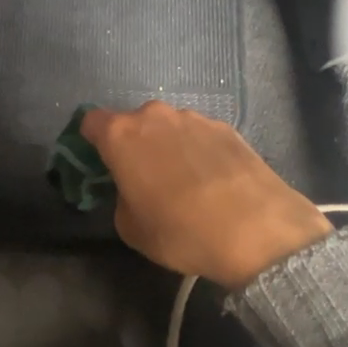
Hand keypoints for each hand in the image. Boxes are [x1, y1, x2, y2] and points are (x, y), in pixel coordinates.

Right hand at [82, 101, 331, 289]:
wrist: (256, 229)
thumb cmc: (181, 231)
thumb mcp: (131, 228)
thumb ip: (122, 198)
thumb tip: (134, 188)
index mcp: (121, 135)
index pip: (90, 121)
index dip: (91, 141)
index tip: (100, 164)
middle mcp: (154, 115)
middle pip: (133, 123)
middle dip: (134, 146)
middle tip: (144, 180)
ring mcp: (193, 118)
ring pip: (169, 128)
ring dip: (169, 148)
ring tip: (186, 184)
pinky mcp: (226, 128)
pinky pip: (199, 137)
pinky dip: (199, 153)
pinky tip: (214, 184)